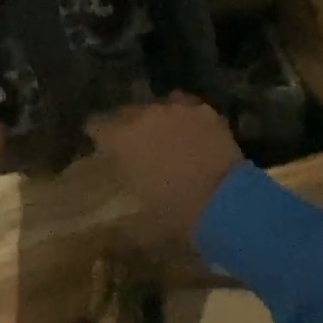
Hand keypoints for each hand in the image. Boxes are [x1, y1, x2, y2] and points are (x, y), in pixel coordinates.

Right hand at [88, 93, 243, 239]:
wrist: (226, 204)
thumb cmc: (177, 214)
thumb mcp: (141, 216)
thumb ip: (126, 197)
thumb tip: (117, 207)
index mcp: (122, 139)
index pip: (95, 125)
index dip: (97, 134)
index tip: (100, 143)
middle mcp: (144, 115)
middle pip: (126, 112)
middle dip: (128, 126)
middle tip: (137, 146)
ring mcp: (176, 108)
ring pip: (158, 106)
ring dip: (158, 120)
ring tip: (168, 138)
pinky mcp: (203, 110)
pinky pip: (187, 108)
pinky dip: (186, 119)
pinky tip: (193, 134)